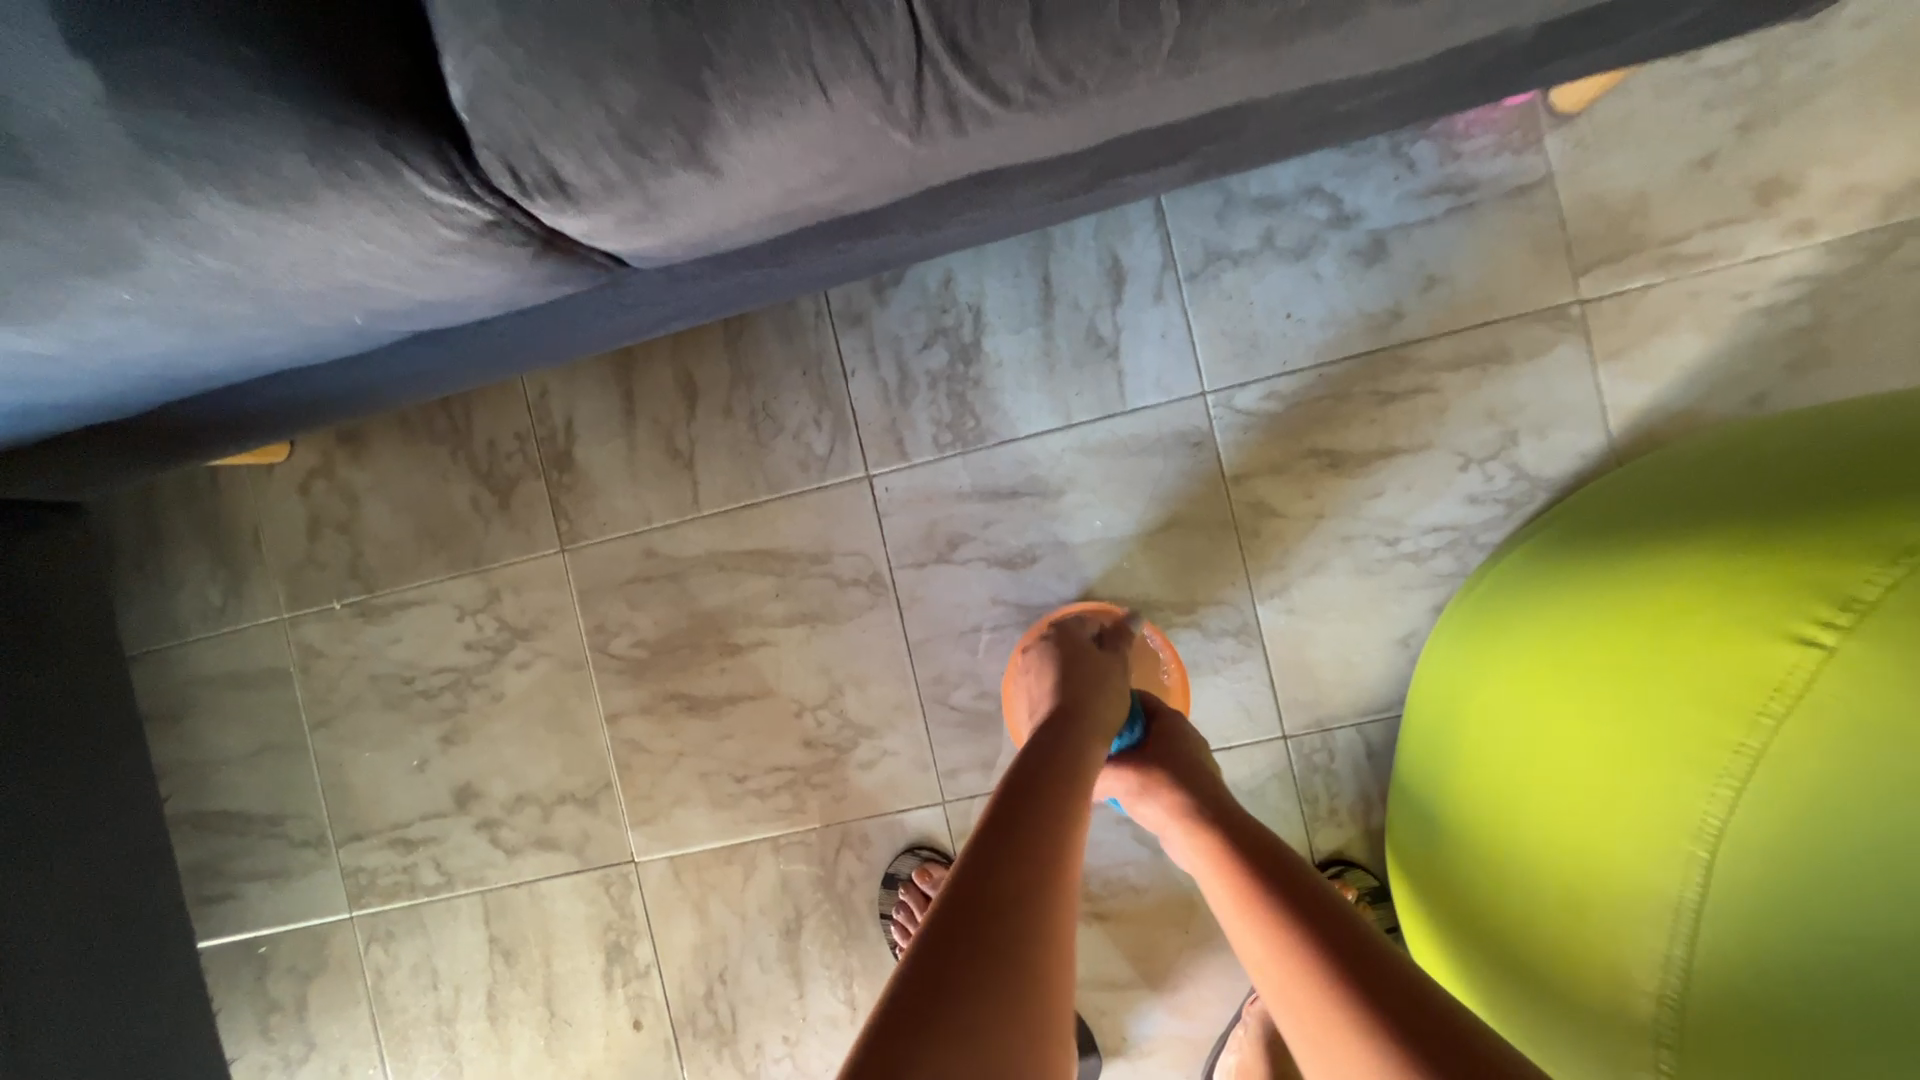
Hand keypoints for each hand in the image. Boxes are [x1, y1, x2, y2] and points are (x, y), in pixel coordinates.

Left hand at [1004, 611, 1136, 745]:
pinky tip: (1071, 702)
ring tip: (1089, 691)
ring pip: (1054, 661)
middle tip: (1107, 675)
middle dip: (1087, 653)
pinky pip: (1043, 682)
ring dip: (1070, 669)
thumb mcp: (1118, 663)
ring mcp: (1025, 668)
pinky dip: (1056, 686)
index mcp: (1062, 630)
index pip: (1091, 623)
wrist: (1065, 740)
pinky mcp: (1020, 693)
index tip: (1120, 660)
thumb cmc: (1098, 695)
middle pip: (1069, 641)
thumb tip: (1133, 614)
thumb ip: (1123, 636)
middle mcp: (1037, 642)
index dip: (1109, 639)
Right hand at [1093, 692, 1236, 859]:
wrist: (1207, 835)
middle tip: (1086, 744)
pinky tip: (1119, 796)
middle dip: (1115, 735)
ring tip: (1098, 771)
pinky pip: (1157, 778)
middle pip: (1141, 726)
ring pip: (1149, 754)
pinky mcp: (1190, 790)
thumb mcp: (1117, 775)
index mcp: (1169, 720)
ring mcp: (1190, 763)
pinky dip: (1139, 783)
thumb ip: (1091, 769)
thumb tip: (1071, 773)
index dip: (1110, 702)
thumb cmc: (1163, 790)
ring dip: (1126, 762)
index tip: (1085, 714)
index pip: (1136, 698)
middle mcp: (1182, 736)